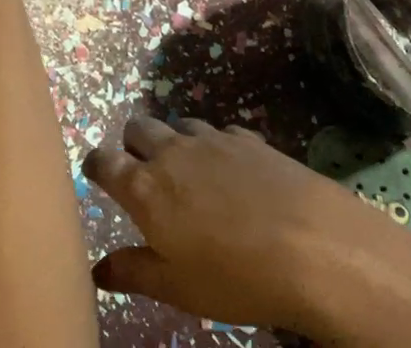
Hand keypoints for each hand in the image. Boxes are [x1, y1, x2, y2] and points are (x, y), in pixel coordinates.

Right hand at [83, 118, 410, 337]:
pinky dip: (216, 146)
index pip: (102, 161)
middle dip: (132, 143)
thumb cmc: (235, 275)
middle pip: (136, 128)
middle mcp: (171, 152)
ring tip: (188, 170)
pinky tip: (232, 172)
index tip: (98, 175)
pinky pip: (220, 132)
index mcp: (143, 187)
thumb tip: (97, 270)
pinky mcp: (249, 139)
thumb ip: (132, 272)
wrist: (315, 247)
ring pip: (178, 124)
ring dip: (174, 141)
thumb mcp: (177, 286)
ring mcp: (212, 140)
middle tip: (143, 171)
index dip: (96, 165)